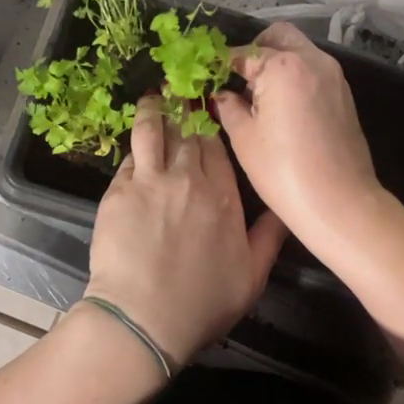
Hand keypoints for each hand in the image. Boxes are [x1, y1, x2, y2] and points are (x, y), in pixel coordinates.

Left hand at [83, 99, 287, 363]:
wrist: (144, 317)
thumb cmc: (202, 302)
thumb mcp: (253, 276)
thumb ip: (270, 237)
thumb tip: (285, 208)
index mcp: (224, 195)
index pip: (219, 145)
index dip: (213, 123)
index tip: (210, 106)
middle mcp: (189, 179)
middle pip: (187, 131)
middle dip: (186, 106)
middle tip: (182, 85)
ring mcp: (150, 182)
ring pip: (154, 131)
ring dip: (156, 109)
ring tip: (156, 94)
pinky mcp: (118, 192)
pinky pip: (129, 157)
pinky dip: (135, 144)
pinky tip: (136, 135)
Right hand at [214, 23, 381, 238]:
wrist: (340, 203)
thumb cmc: (284, 172)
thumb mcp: (244, 139)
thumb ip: (229, 107)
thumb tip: (221, 94)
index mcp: (284, 66)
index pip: (243, 53)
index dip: (220, 64)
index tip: (206, 77)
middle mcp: (313, 60)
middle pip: (278, 37)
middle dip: (255, 51)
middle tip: (237, 81)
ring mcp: (334, 76)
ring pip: (300, 51)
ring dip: (277, 63)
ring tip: (259, 98)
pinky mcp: (344, 95)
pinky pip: (314, 71)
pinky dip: (295, 77)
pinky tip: (282, 109)